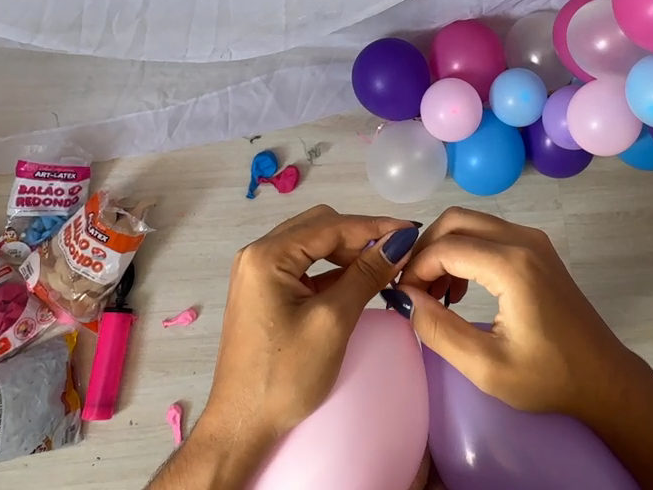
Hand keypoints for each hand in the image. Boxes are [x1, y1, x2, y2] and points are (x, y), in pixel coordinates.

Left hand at [202, 205, 419, 440]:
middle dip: (361, 235)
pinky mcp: (264, 291)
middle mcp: (258, 254)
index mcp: (267, 255)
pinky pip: (305, 265)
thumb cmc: (285, 377)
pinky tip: (358, 279)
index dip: (374, 226)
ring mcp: (258, 272)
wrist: (242, 427)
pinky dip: (332, 268)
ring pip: (313, 244)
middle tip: (397, 251)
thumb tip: (399, 242)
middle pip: (320, 227)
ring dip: (348, 251)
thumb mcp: (333, 321)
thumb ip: (366, 275)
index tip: (411, 230)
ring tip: (384, 264)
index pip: (330, 226)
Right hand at [396, 207, 639, 418]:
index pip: (445, 247)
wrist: (603, 377)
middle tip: (414, 289)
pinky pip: (489, 233)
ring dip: (445, 249)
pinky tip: (460, 288)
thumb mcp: (486, 366)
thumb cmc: (548, 377)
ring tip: (434, 294)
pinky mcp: (537, 248)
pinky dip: (465, 250)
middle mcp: (522, 240)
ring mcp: (533, 240)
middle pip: (456, 220)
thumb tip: (405, 299)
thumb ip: (439, 329)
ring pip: (472, 222)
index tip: (403, 299)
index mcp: (512, 266)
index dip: (416, 270)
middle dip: (426, 250)